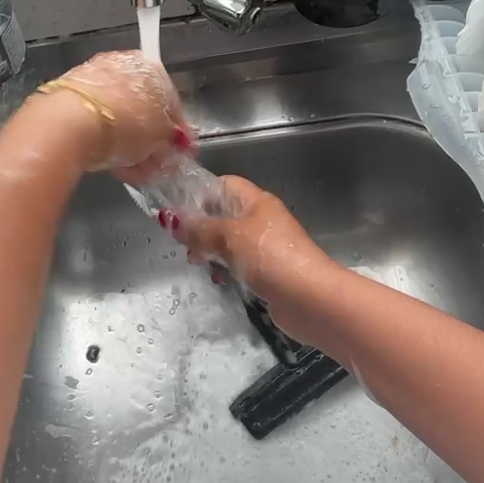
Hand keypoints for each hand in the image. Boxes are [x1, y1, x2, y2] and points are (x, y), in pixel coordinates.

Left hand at [39, 50, 192, 177]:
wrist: (71, 122)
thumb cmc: (127, 123)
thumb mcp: (161, 136)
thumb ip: (170, 139)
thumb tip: (171, 143)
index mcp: (150, 66)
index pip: (171, 101)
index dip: (177, 132)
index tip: (180, 153)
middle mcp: (122, 66)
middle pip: (143, 109)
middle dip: (151, 141)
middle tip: (157, 166)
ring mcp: (94, 79)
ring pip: (120, 118)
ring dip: (131, 147)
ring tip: (138, 173)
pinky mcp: (71, 97)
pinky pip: (98, 123)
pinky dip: (108, 143)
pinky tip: (117, 167)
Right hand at [178, 176, 336, 296]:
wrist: (310, 298)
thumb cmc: (269, 256)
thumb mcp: (228, 236)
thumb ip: (199, 228)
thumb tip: (173, 221)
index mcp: (256, 201)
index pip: (223, 184)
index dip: (200, 193)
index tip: (177, 212)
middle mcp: (261, 219)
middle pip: (224, 213)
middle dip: (201, 225)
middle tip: (183, 242)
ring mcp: (266, 246)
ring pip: (229, 239)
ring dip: (211, 248)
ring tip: (196, 262)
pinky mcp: (268, 271)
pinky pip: (239, 262)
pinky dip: (225, 267)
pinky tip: (217, 278)